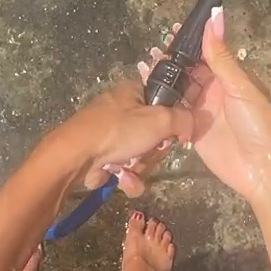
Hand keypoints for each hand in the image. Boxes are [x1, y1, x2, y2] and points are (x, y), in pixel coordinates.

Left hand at [45, 79, 193, 196]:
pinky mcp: (108, 157)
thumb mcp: (158, 119)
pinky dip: (129, 177)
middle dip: (154, 150)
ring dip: (141, 166)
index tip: (174, 131)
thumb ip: (183, 119)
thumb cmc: (117, 131)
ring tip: (129, 166)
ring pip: (146, 155)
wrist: (77, 157)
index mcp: (134, 91)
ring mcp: (116, 135)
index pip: (166, 102)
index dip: (173, 120)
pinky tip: (121, 178)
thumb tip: (194, 124)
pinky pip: (131, 170)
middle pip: (158, 134)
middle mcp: (125, 110)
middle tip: (147, 149)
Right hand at [141, 8, 270, 205]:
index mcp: (230, 78)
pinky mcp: (190, 129)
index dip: (191, 41)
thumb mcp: (240, 86)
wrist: (263, 171)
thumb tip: (215, 15)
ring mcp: (201, 111)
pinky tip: (146, 88)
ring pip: (179, 88)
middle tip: (155, 48)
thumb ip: (220, 55)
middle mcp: (214, 91)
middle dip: (173, 58)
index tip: (174, 28)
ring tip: (146, 63)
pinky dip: (160, 99)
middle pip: (190, 70)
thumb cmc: (259, 124)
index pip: (207, 53)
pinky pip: (173, 110)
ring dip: (164, 76)